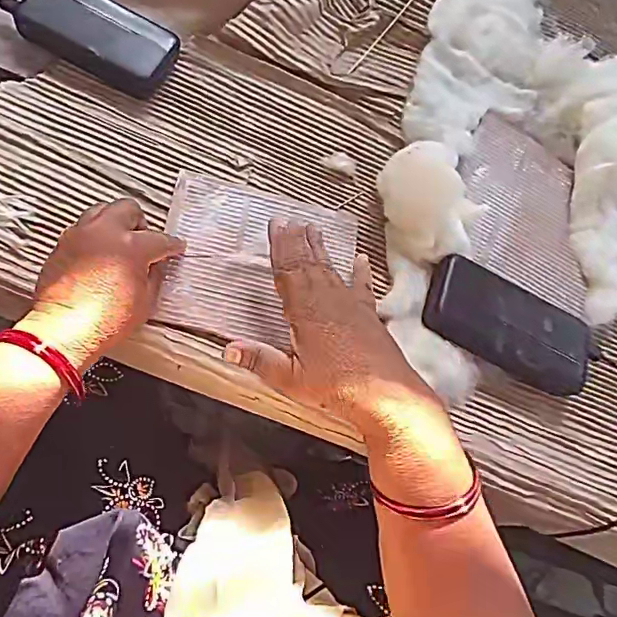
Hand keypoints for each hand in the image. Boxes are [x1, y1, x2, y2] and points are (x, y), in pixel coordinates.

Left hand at [23, 198, 183, 368]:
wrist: (62, 330)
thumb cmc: (101, 321)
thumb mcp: (145, 301)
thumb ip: (154, 276)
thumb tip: (154, 267)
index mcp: (131, 245)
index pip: (160, 239)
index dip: (172, 245)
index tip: (175, 248)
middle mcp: (104, 232)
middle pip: (128, 209)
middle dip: (140, 223)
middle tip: (144, 239)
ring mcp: (79, 235)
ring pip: (101, 212)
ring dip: (114, 224)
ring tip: (119, 242)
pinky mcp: (61, 245)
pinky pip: (82, 230)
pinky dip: (94, 237)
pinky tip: (99, 255)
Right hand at [224, 220, 435, 420]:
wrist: (386, 395)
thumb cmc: (339, 387)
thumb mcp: (291, 379)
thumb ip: (260, 361)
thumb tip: (230, 349)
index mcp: (306, 311)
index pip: (288, 270)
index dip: (280, 246)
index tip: (275, 225)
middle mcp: (329, 301)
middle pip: (308, 263)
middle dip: (297, 240)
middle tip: (289, 220)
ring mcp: (351, 306)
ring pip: (330, 269)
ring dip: (320, 249)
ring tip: (314, 230)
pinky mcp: (368, 315)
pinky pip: (361, 286)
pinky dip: (359, 272)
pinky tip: (361, 260)